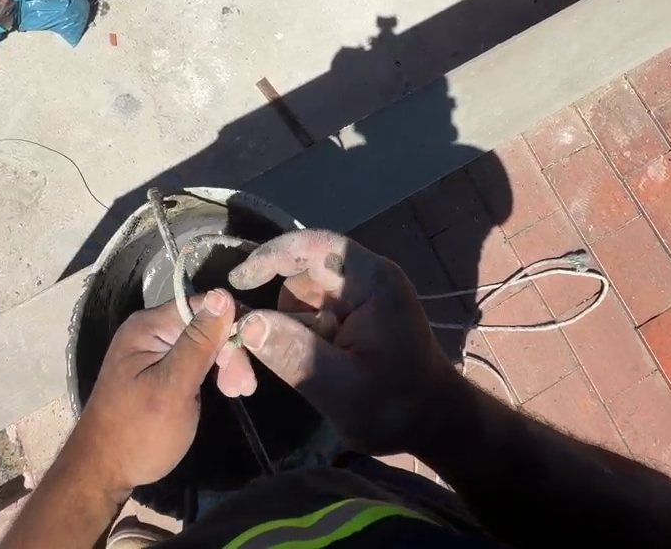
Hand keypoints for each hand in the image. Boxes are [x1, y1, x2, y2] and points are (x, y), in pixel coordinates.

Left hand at [68, 289, 236, 495]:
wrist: (101, 476)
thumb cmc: (138, 432)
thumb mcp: (173, 388)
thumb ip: (199, 342)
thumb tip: (224, 295)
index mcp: (149, 326)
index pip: (202, 305)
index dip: (230, 322)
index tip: (254, 347)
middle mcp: (152, 331)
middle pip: (204, 325)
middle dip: (228, 350)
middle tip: (245, 386)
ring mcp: (156, 352)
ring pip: (204, 344)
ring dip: (225, 364)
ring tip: (239, 391)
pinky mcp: (163, 371)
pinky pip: (196, 360)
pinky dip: (214, 373)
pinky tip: (228, 389)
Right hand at [222, 230, 465, 454]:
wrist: (432, 425)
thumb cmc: (397, 406)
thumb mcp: (341, 388)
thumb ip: (295, 354)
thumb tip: (246, 323)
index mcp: (371, 280)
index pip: (315, 245)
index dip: (273, 256)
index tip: (238, 282)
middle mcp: (364, 277)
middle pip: (300, 276)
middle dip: (271, 314)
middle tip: (239, 358)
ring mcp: (357, 295)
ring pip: (298, 298)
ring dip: (280, 330)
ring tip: (270, 376)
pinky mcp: (351, 315)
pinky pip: (308, 314)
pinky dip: (292, 337)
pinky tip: (292, 368)